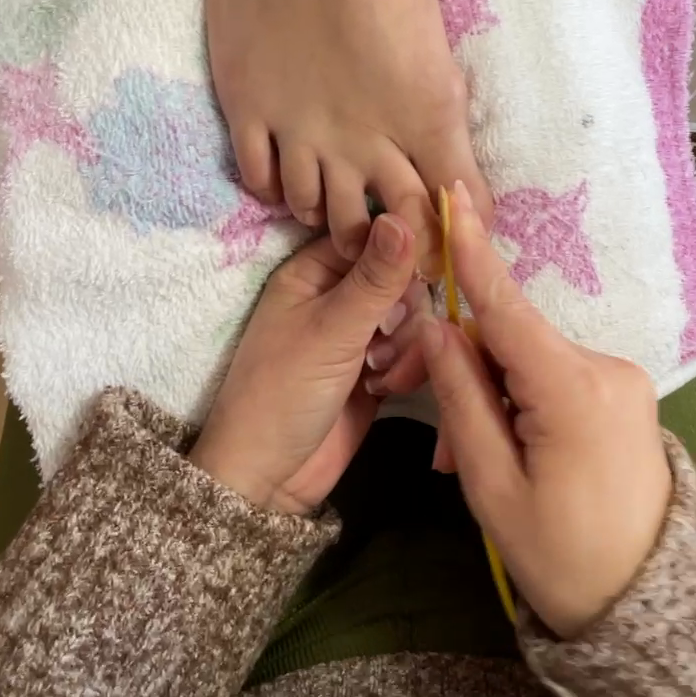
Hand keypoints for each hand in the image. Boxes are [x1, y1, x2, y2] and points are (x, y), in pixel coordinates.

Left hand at [191, 213, 427, 513]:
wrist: (270, 479)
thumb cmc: (284, 392)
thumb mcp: (331, 330)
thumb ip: (375, 277)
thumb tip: (404, 216)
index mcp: (313, 270)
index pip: (373, 234)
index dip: (404, 248)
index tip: (425, 270)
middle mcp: (339, 294)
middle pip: (403, 276)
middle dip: (405, 308)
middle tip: (387, 334)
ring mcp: (360, 332)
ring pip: (415, 315)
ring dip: (407, 344)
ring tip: (378, 371)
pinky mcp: (379, 367)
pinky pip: (415, 350)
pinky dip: (407, 368)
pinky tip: (383, 388)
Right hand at [200, 0, 492, 269]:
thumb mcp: (429, 26)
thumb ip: (430, 96)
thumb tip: (434, 136)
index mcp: (427, 112)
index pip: (450, 206)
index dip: (452, 241)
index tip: (448, 256)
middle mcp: (366, 135)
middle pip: (386, 227)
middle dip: (391, 247)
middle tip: (387, 250)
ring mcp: (300, 125)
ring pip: (317, 211)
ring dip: (330, 218)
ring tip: (332, 210)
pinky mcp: (246, 104)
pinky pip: (259, 179)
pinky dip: (274, 188)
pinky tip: (281, 174)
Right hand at [419, 183, 673, 637]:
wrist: (649, 608)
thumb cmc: (563, 557)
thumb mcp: (492, 484)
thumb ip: (461, 395)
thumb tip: (437, 326)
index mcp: (573, 389)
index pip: (508, 306)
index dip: (475, 250)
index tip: (455, 194)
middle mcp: (604, 368)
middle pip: (510, 341)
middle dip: (464, 372)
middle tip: (437, 443)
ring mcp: (619, 380)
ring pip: (527, 364)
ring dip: (489, 398)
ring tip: (466, 461)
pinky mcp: (621, 395)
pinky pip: (552, 381)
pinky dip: (518, 404)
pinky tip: (499, 447)